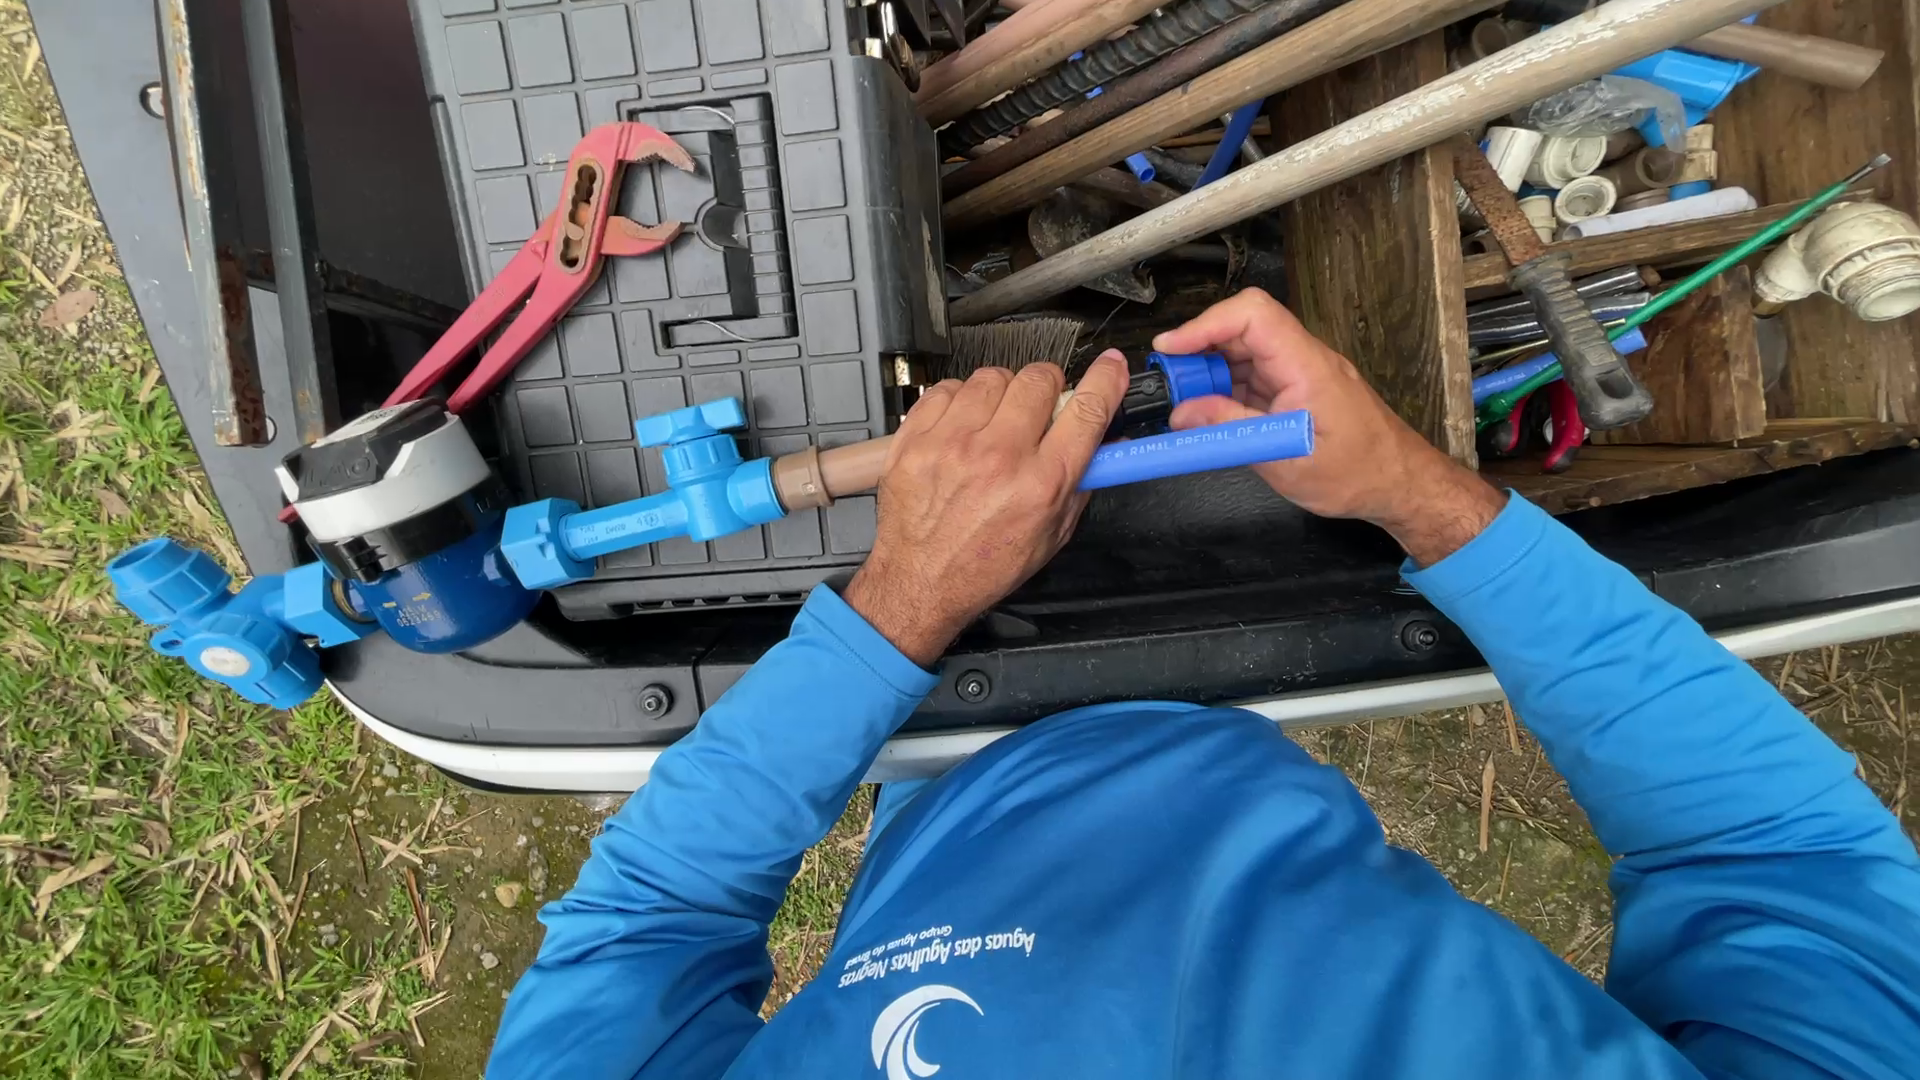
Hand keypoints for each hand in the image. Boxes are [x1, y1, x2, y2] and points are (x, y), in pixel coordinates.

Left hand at [843, 353, 1129, 665]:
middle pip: (1038, 380)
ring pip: (992, 377)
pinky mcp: (915, 439)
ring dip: (1001, 394)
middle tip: (1038, 409)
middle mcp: (999, 457)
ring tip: (993, 423)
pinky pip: (947, 388)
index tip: (1111, 366)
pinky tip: (961, 426)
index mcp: (1042, 484)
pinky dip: (960, 401)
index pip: (1087, 410)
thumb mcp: (1053, 535)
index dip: (1106, 380)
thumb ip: (1080, 481)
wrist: (920, 583)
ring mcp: (952, 444)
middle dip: (1046, 388)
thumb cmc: (986, 565)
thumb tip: (1101, 438)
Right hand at [1153, 289, 1505, 565]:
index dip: (1204, 324)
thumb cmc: (1355, 473)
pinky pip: (1248, 378)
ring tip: (1182, 406)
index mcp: (1306, 365)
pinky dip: (1220, 392)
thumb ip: (1230, 428)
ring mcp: (1296, 374)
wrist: (1398, 484)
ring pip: (1240, 354)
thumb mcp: (1283, 456)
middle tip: (1169, 386)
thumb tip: (1180, 413)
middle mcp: (1301, 359)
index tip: (1167, 349)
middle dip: (1197, 351)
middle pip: (1240, 329)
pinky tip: (1207, 415)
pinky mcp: (1291, 390)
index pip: (1252, 316)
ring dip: (1206, 374)